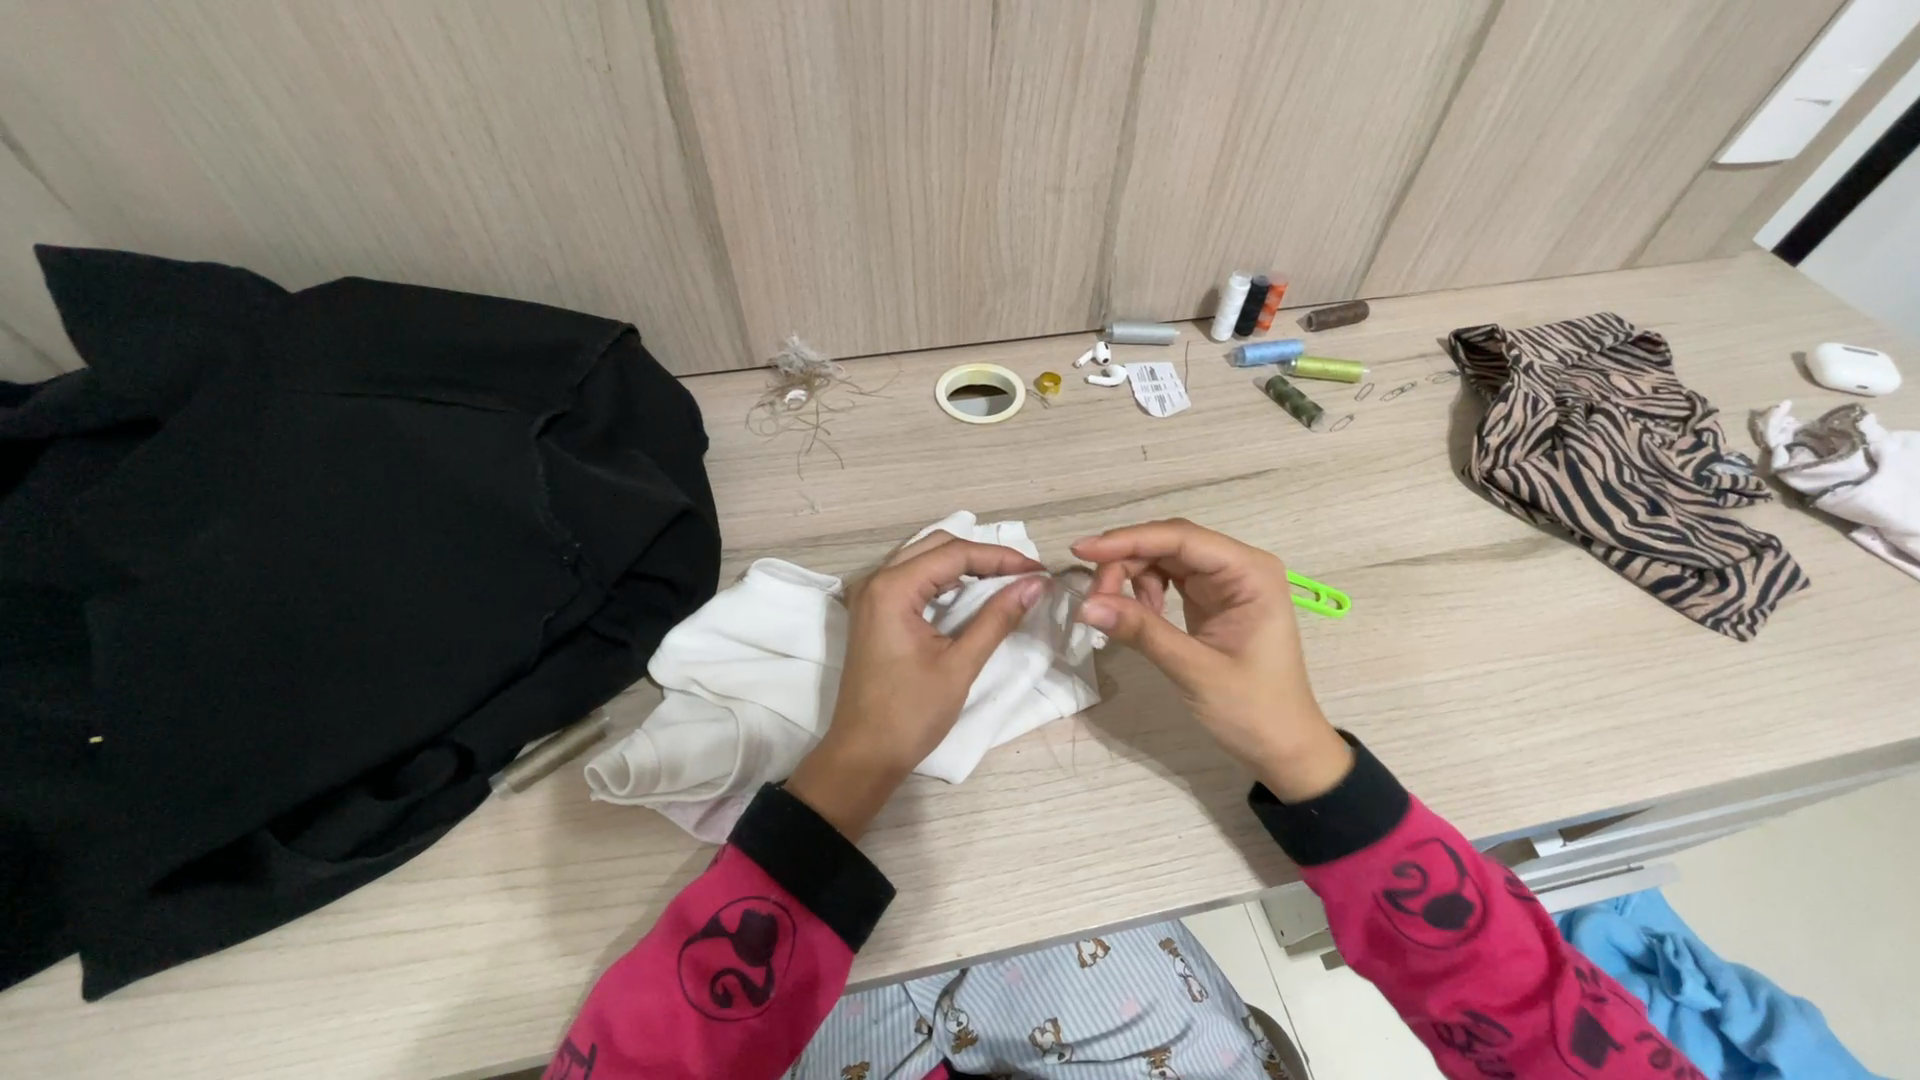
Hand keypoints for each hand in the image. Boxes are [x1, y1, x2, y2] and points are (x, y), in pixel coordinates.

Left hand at [786, 531, 1046, 837]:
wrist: (862, 757)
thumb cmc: (909, 715)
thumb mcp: (959, 665)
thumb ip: (997, 619)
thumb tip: (1035, 585)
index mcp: (892, 588)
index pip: (955, 554)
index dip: (1001, 557)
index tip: (1038, 571)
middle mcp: (876, 581)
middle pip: (937, 546)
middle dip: (984, 555)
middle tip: (1024, 574)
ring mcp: (871, 597)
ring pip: (923, 559)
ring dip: (964, 565)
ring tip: (1006, 580)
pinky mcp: (873, 614)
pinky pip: (912, 579)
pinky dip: (944, 580)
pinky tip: (972, 594)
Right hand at [1070, 519, 1351, 801]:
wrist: (1283, 745)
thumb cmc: (1253, 709)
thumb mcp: (1195, 670)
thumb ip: (1142, 631)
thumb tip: (1086, 606)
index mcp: (1250, 573)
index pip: (1181, 538)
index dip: (1129, 540)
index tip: (1082, 551)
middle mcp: (1238, 567)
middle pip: (1168, 543)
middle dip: (1125, 561)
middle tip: (1094, 598)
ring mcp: (1224, 582)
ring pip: (1163, 559)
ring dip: (1130, 576)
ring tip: (1113, 611)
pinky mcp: (1210, 600)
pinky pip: (1167, 579)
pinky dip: (1143, 591)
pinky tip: (1137, 616)